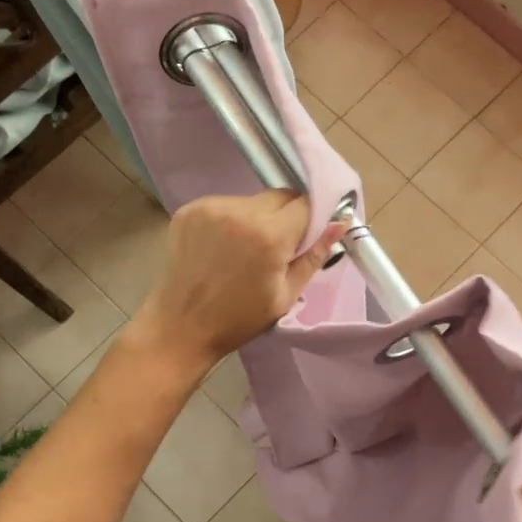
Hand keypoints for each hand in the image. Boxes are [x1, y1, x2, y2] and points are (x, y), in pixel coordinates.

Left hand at [131, 189, 347, 370]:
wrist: (181, 326)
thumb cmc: (240, 319)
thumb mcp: (286, 294)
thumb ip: (314, 255)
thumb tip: (340, 223)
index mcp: (270, 235)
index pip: (306, 203)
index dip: (312, 217)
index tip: (308, 234)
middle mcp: (240, 211)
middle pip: (280, 195)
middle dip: (286, 215)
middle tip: (278, 246)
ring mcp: (211, 207)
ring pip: (252, 200)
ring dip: (258, 217)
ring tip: (246, 250)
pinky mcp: (189, 209)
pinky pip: (225, 205)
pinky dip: (231, 220)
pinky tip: (223, 246)